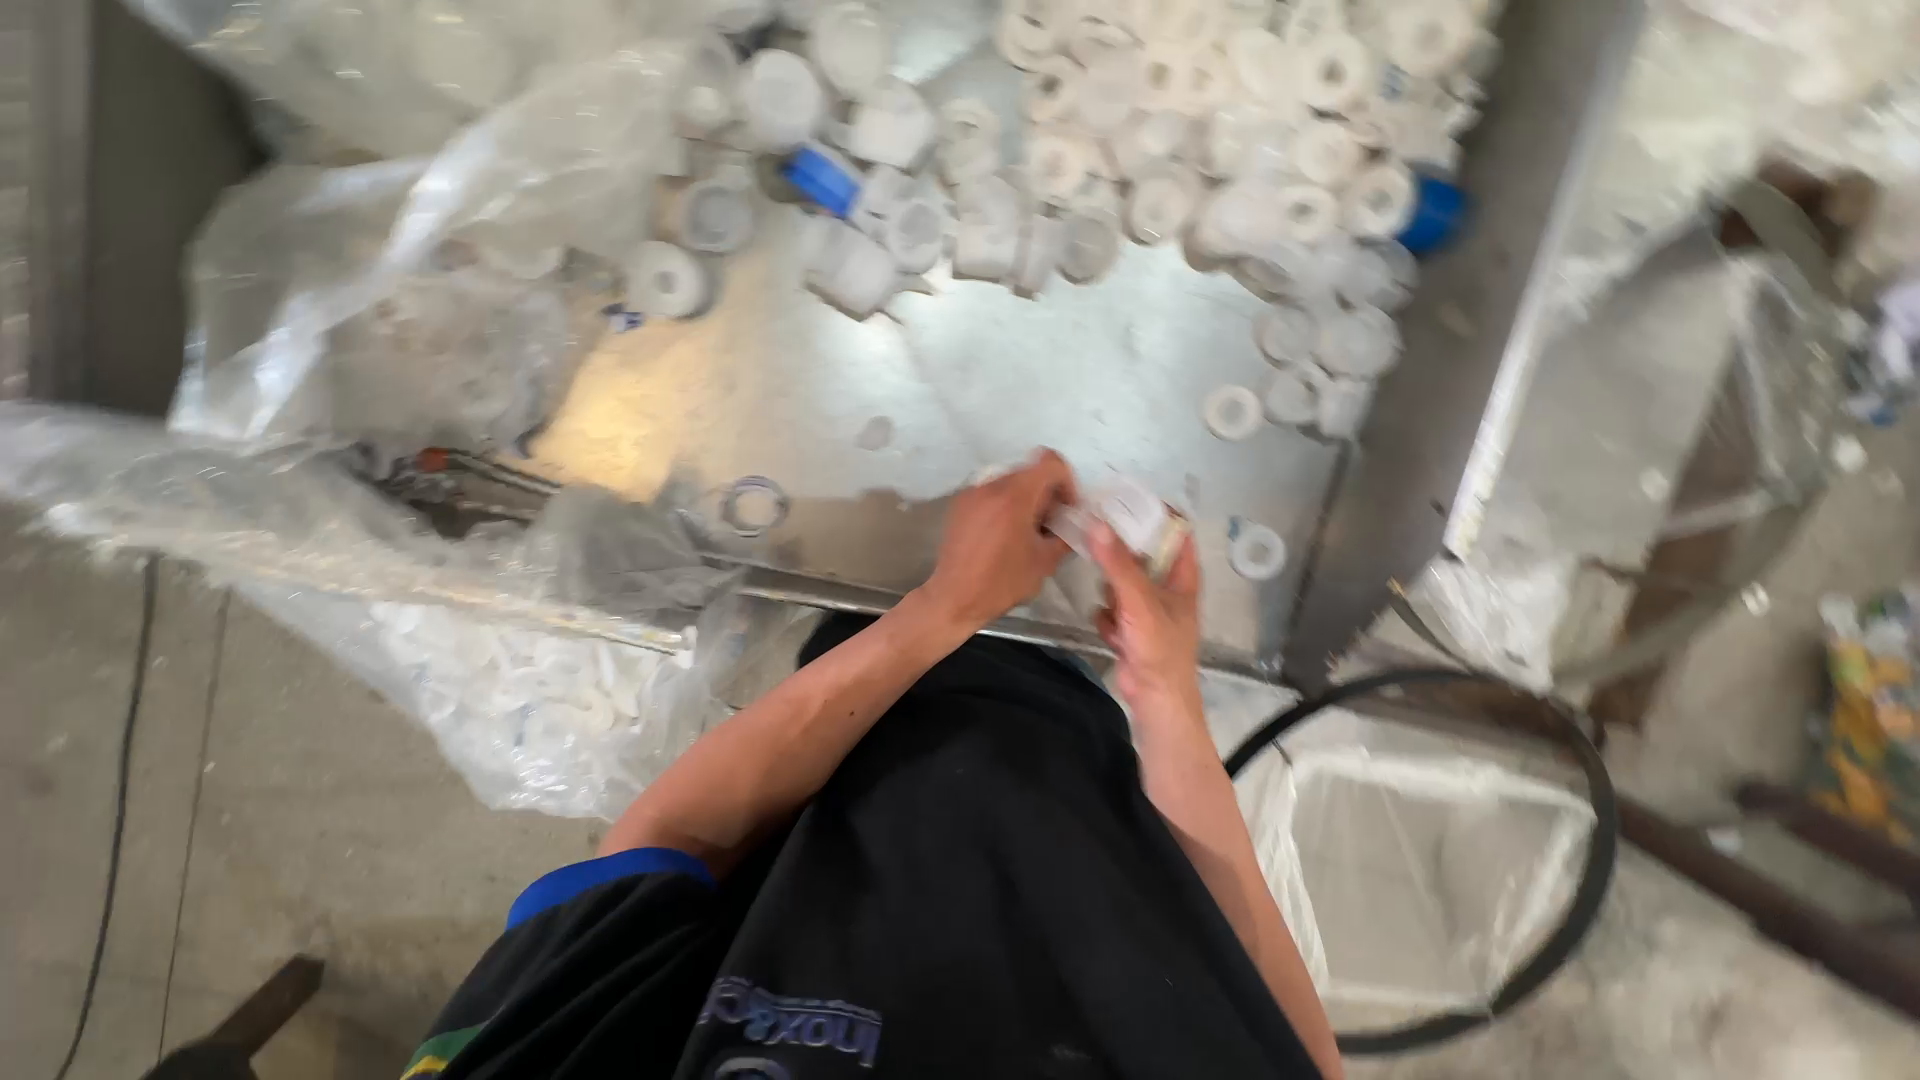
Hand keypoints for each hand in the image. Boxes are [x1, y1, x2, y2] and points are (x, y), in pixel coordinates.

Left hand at [919, 449, 1078, 632]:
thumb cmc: (1002, 582)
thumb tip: (1077, 524)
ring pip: (1011, 483)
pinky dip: (1005, 505)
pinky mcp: (960, 504)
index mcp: (1014, 495)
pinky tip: (1004, 534)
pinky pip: (991, 493)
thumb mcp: (1045, 562)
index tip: (1065, 509)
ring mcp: (972, 492)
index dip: (1067, 482)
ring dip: (1025, 500)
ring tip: (1026, 532)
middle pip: (1030, 472)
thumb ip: (1066, 535)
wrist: (954, 597)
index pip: (1051, 462)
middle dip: (1046, 494)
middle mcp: (991, 485)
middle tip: (1049, 525)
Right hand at [1089, 520, 1202, 722]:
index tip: (1123, 500)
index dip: (1154, 513)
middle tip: (1095, 535)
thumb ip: (1117, 563)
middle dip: (1119, 553)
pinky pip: (1110, 609)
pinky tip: (1113, 635)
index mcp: (1184, 576)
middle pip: (1141, 554)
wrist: (1156, 698)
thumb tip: (1097, 523)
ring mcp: (1148, 608)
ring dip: (1112, 595)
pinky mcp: (1131, 628)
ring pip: (1121, 583)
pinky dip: (1108, 621)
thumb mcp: (1138, 600)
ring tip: (1114, 608)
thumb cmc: (1160, 646)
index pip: (1175, 530)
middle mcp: (1168, 588)